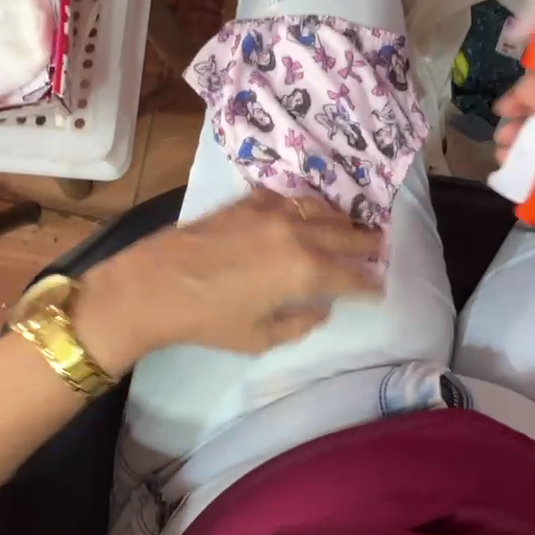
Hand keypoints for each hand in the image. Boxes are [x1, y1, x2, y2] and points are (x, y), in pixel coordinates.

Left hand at [75, 189, 383, 366]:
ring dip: (340, 218)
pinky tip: (304, 211)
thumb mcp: (259, 337)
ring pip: (319, 208)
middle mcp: (295, 234)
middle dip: (366, 243)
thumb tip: (322, 308)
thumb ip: (300, 322)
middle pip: (344, 234)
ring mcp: (270, 212)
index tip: (380, 287)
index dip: (369, 283)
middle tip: (380, 248)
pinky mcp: (246, 202)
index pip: (350, 276)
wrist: (154, 284)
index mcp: (304, 270)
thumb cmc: (208, 319)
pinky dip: (304, 204)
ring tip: (349, 227)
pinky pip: (287, 197)